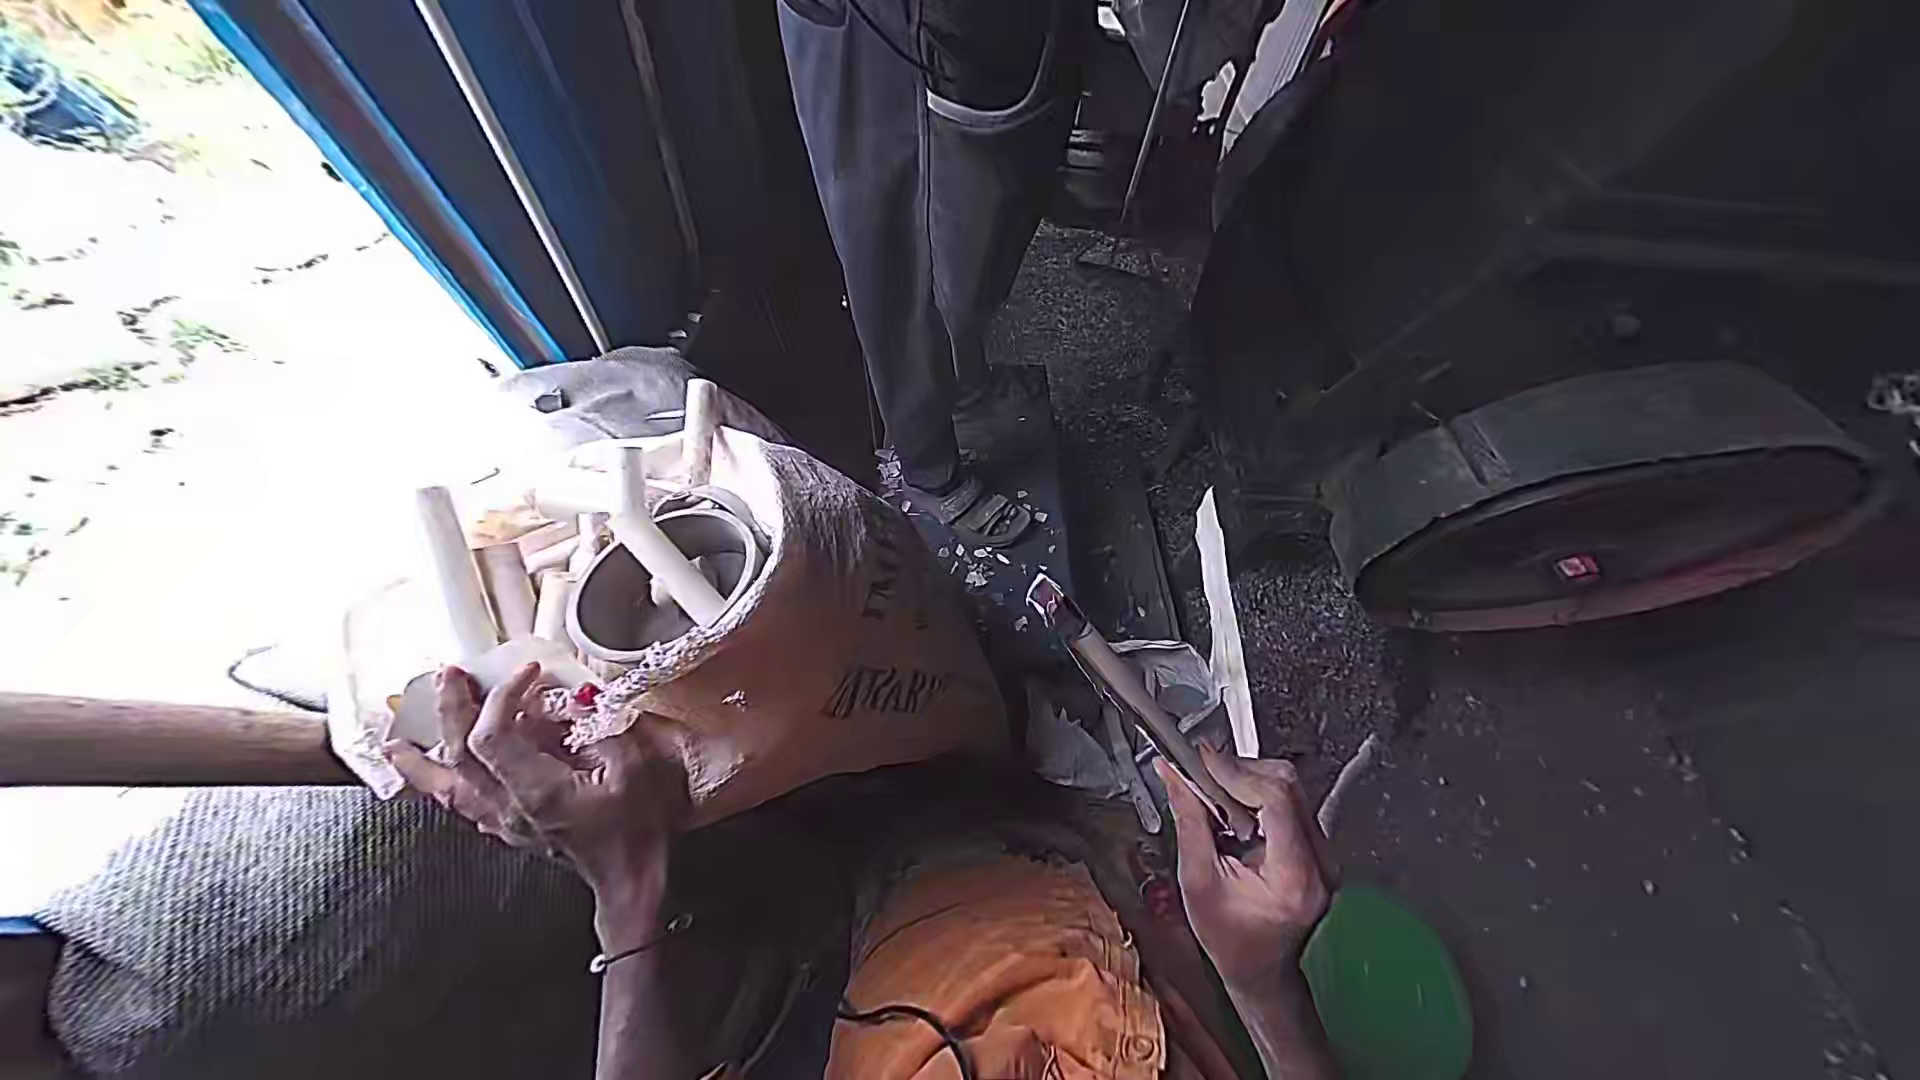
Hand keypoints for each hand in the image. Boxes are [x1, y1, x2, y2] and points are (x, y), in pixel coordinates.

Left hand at [386, 663, 690, 909]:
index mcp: (537, 792)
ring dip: (421, 757)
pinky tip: (432, 777)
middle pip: (460, 756)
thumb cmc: (638, 822)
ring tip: (396, 739)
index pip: (495, 736)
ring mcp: (503, 822)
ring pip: (445, 787)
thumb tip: (578, 700)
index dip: (503, 696)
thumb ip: (603, 729)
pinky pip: (459, 804)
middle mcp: (508, 809)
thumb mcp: (634, 767)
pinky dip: (437, 786)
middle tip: (450, 675)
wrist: (631, 873)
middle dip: (452, 710)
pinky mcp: (509, 828)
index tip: (528, 670)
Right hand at [1157, 744, 1332, 992]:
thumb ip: (1188, 820)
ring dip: (1244, 779)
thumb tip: (1172, 774)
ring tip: (1215, 802)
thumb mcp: (1196, 881)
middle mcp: (1319, 861)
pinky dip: (1254, 792)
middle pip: (1284, 783)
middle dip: (1237, 771)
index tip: (1201, 760)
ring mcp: (1322, 853)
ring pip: (1287, 784)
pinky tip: (1231, 811)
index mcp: (1295, 876)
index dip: (1235, 771)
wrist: (1260, 970)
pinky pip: (1287, 798)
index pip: (1276, 798)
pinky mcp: (1314, 846)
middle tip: (1201, 776)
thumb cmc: (1232, 940)